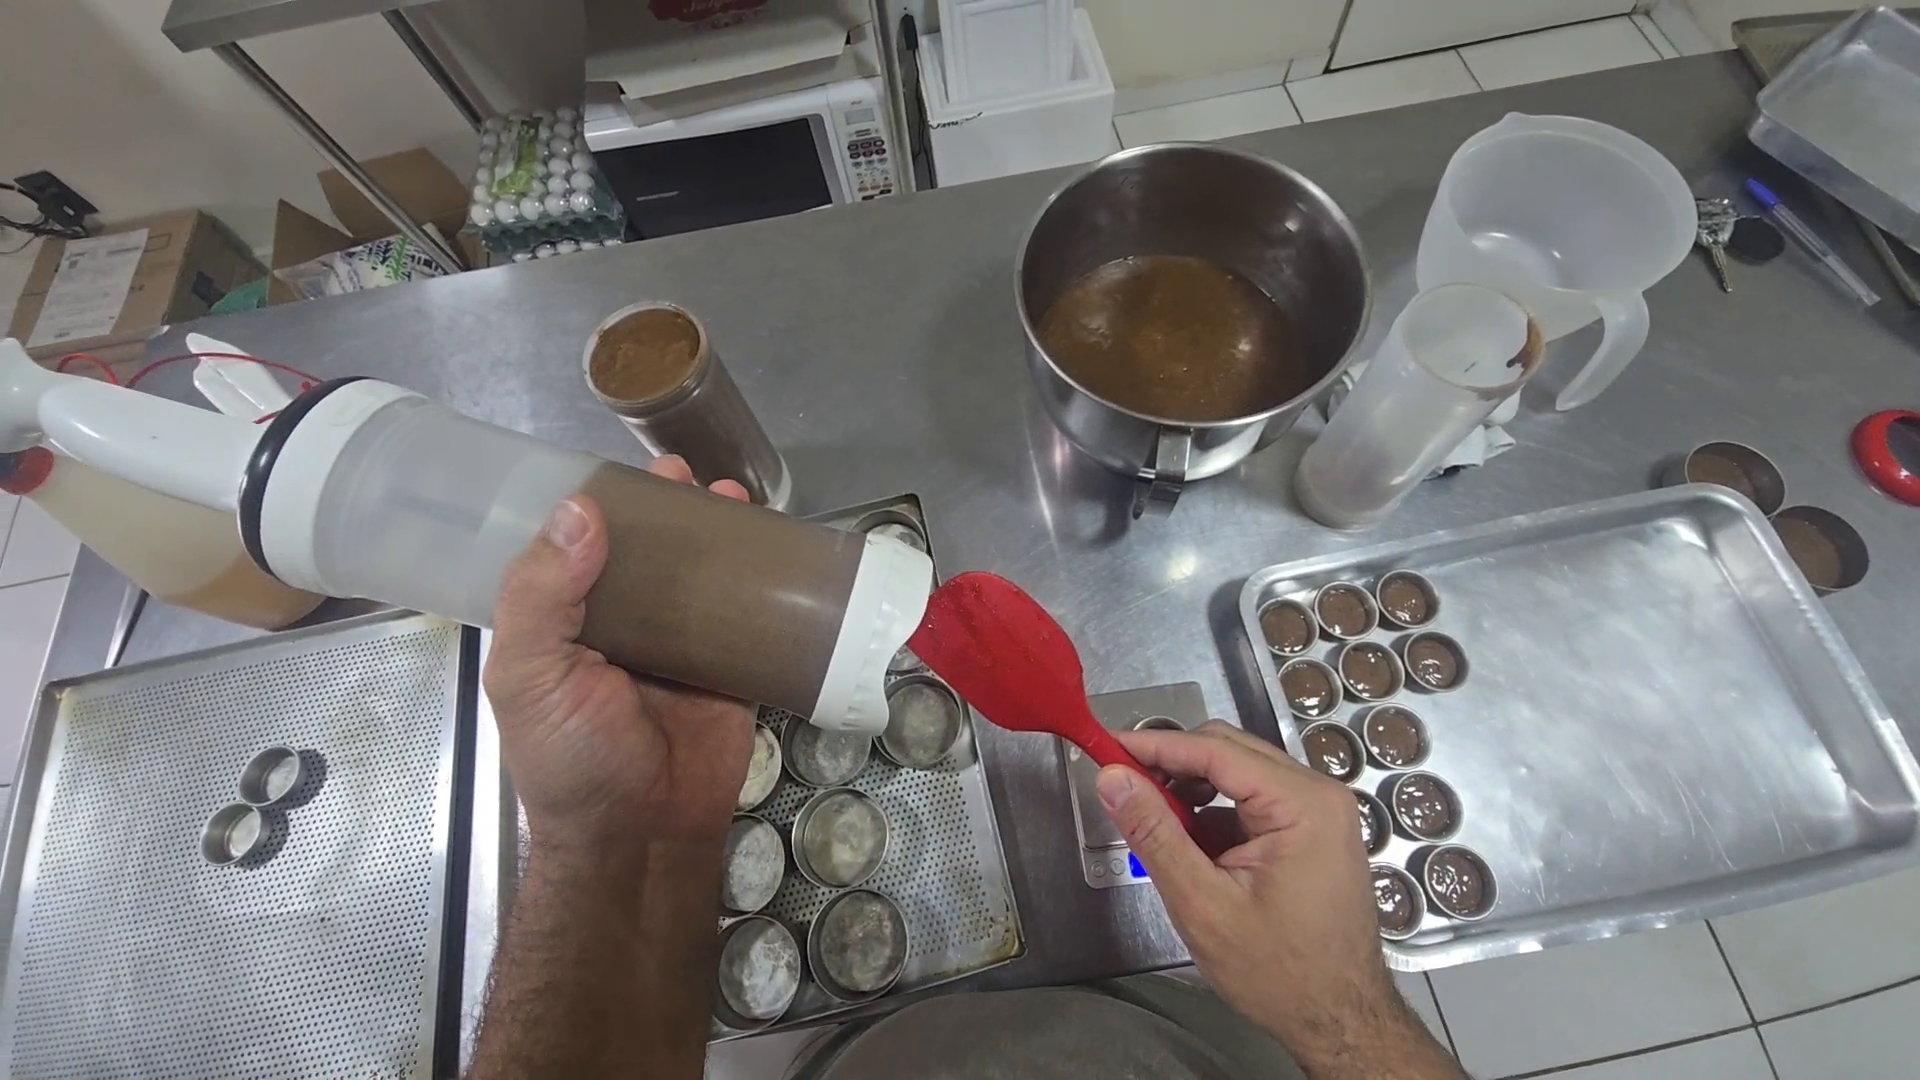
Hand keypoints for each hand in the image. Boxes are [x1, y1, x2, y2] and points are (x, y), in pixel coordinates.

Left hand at [483, 456, 755, 848]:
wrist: (645, 832)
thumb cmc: (573, 757)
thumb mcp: (531, 677)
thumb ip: (544, 596)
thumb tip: (578, 510)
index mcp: (569, 624)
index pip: (580, 551)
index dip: (602, 508)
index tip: (627, 473)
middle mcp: (626, 627)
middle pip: (650, 555)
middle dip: (671, 513)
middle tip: (691, 479)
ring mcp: (682, 646)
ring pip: (702, 578)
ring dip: (720, 537)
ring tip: (738, 499)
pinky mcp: (731, 666)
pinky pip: (749, 617)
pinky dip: (764, 585)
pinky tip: (778, 554)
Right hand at [1099, 722, 1458, 1077]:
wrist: (1342, 1025)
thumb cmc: (1278, 972)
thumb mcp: (1203, 904)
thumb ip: (1154, 833)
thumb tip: (1111, 778)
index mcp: (1302, 803)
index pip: (1214, 749)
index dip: (1154, 743)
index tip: (1106, 747)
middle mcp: (1316, 792)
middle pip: (1227, 749)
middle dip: (1170, 762)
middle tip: (1123, 783)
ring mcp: (1317, 809)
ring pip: (1236, 769)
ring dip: (1189, 784)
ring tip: (1152, 816)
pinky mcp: (1310, 827)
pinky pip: (1249, 795)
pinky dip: (1211, 807)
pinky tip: (1187, 837)